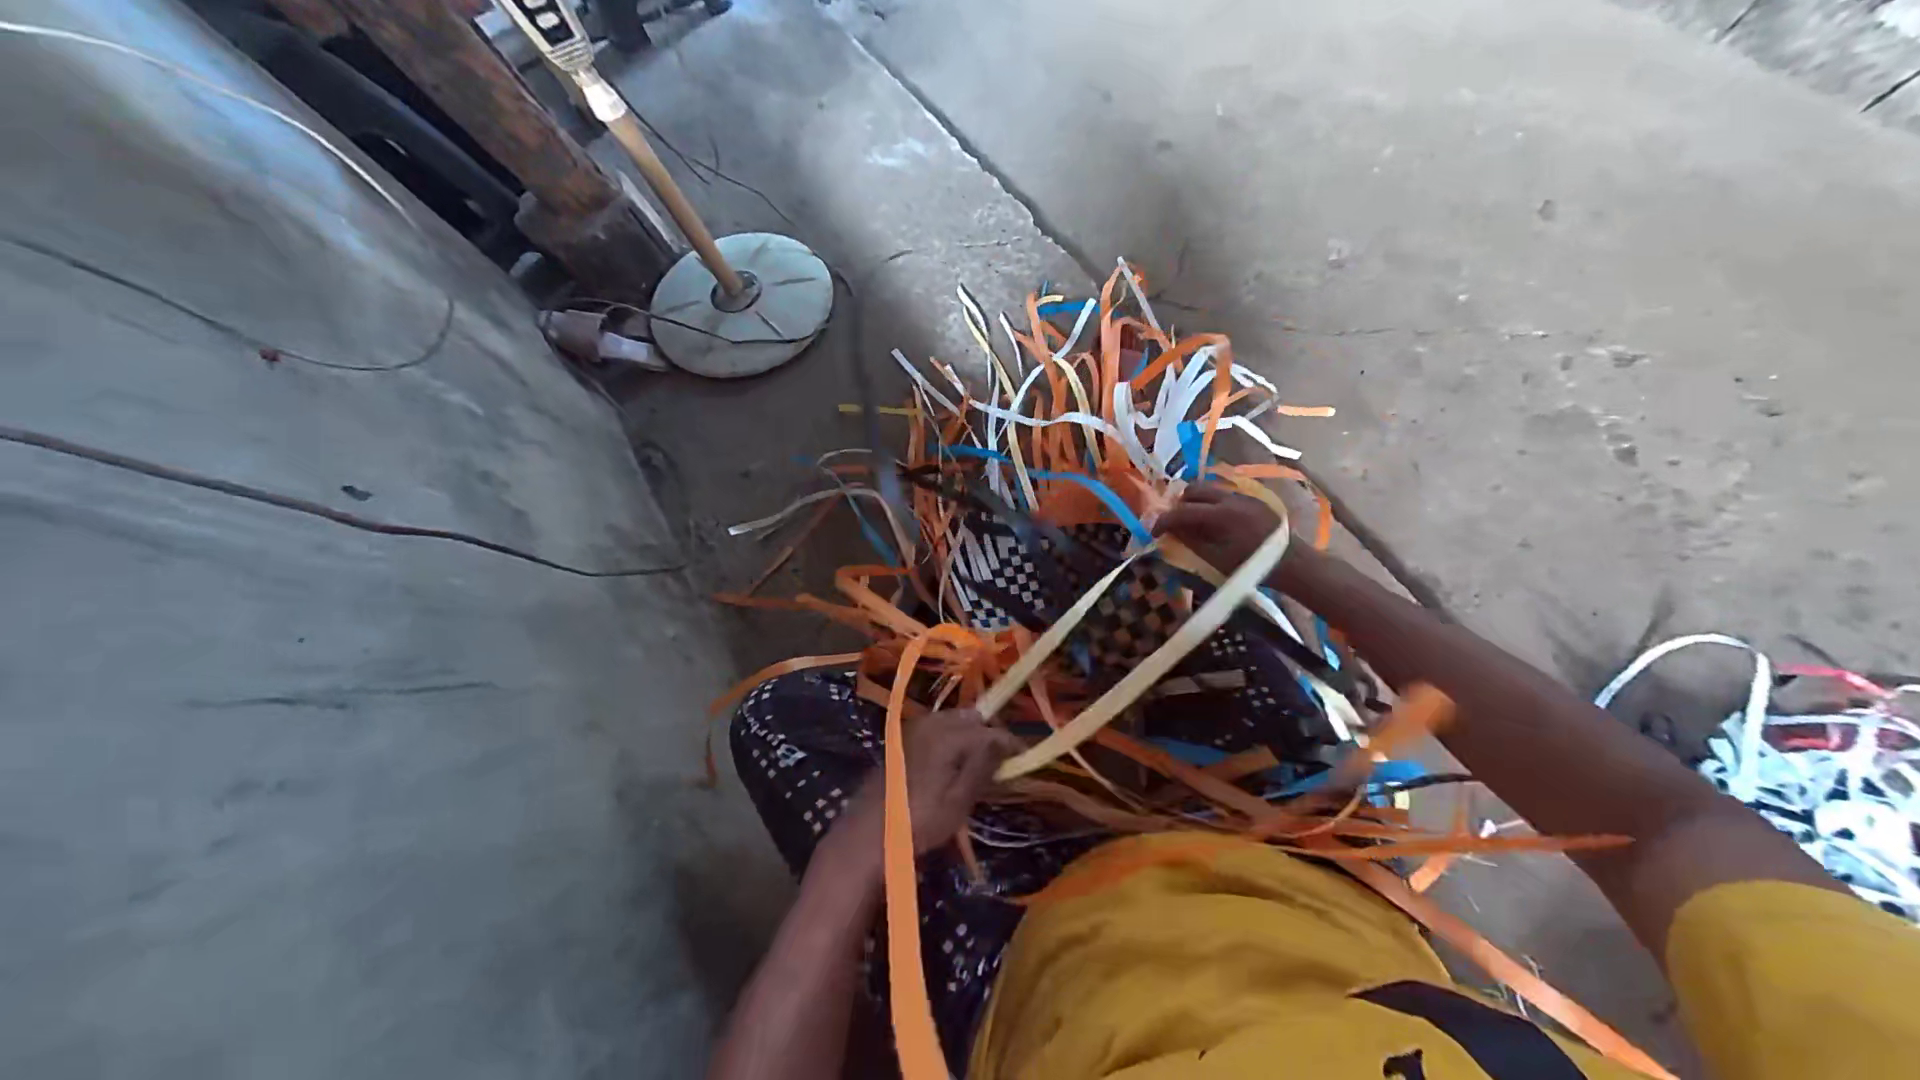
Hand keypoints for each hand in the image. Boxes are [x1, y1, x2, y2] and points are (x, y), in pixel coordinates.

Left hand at [824, 710, 1019, 870]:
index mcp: (950, 735)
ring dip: (970, 736)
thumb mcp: (959, 801)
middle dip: (990, 736)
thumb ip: (983, 765)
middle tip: (1000, 764)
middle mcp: (933, 722)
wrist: (868, 833)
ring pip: (954, 721)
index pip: (993, 732)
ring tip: (977, 764)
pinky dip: (950, 738)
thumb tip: (1005, 740)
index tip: (1024, 761)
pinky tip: (950, 762)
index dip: (1012, 745)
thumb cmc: (919, 822)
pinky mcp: (903, 738)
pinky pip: (937, 728)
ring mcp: (915, 728)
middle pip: (973, 719)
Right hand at [1153, 483, 1281, 576]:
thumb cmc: (1251, 565)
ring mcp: (1243, 496)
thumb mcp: (1215, 558)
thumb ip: (1190, 541)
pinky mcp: (1252, 500)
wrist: (1292, 563)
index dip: (1163, 521)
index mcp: (1220, 514)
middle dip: (1179, 505)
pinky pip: (1224, 494)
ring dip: (1195, 502)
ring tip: (1193, 521)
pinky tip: (1214, 521)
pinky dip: (1211, 503)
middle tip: (1174, 524)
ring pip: (1209, 489)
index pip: (1182, 511)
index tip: (1154, 532)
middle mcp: (1230, 498)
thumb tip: (1170, 531)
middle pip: (1193, 490)